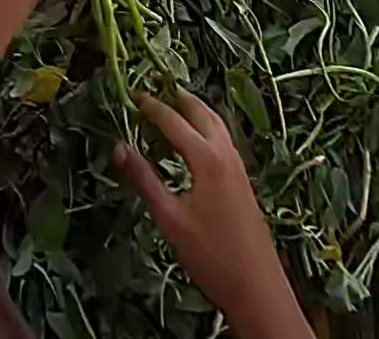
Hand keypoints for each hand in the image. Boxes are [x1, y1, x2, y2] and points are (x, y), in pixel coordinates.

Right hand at [114, 90, 311, 338]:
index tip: (131, 94)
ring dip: (194, 108)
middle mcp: (225, 153)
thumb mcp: (169, 218)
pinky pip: (222, 137)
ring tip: (172, 103)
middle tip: (154, 87)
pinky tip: (193, 139)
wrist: (259, 291)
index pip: (173, 120)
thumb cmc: (211, 256)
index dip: (150, 105)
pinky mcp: (242, 179)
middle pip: (200, 111)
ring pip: (215, 122)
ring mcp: (238, 165)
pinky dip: (204, 125)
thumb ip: (144, 179)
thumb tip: (118, 146)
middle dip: (176, 95)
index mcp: (207, 158)